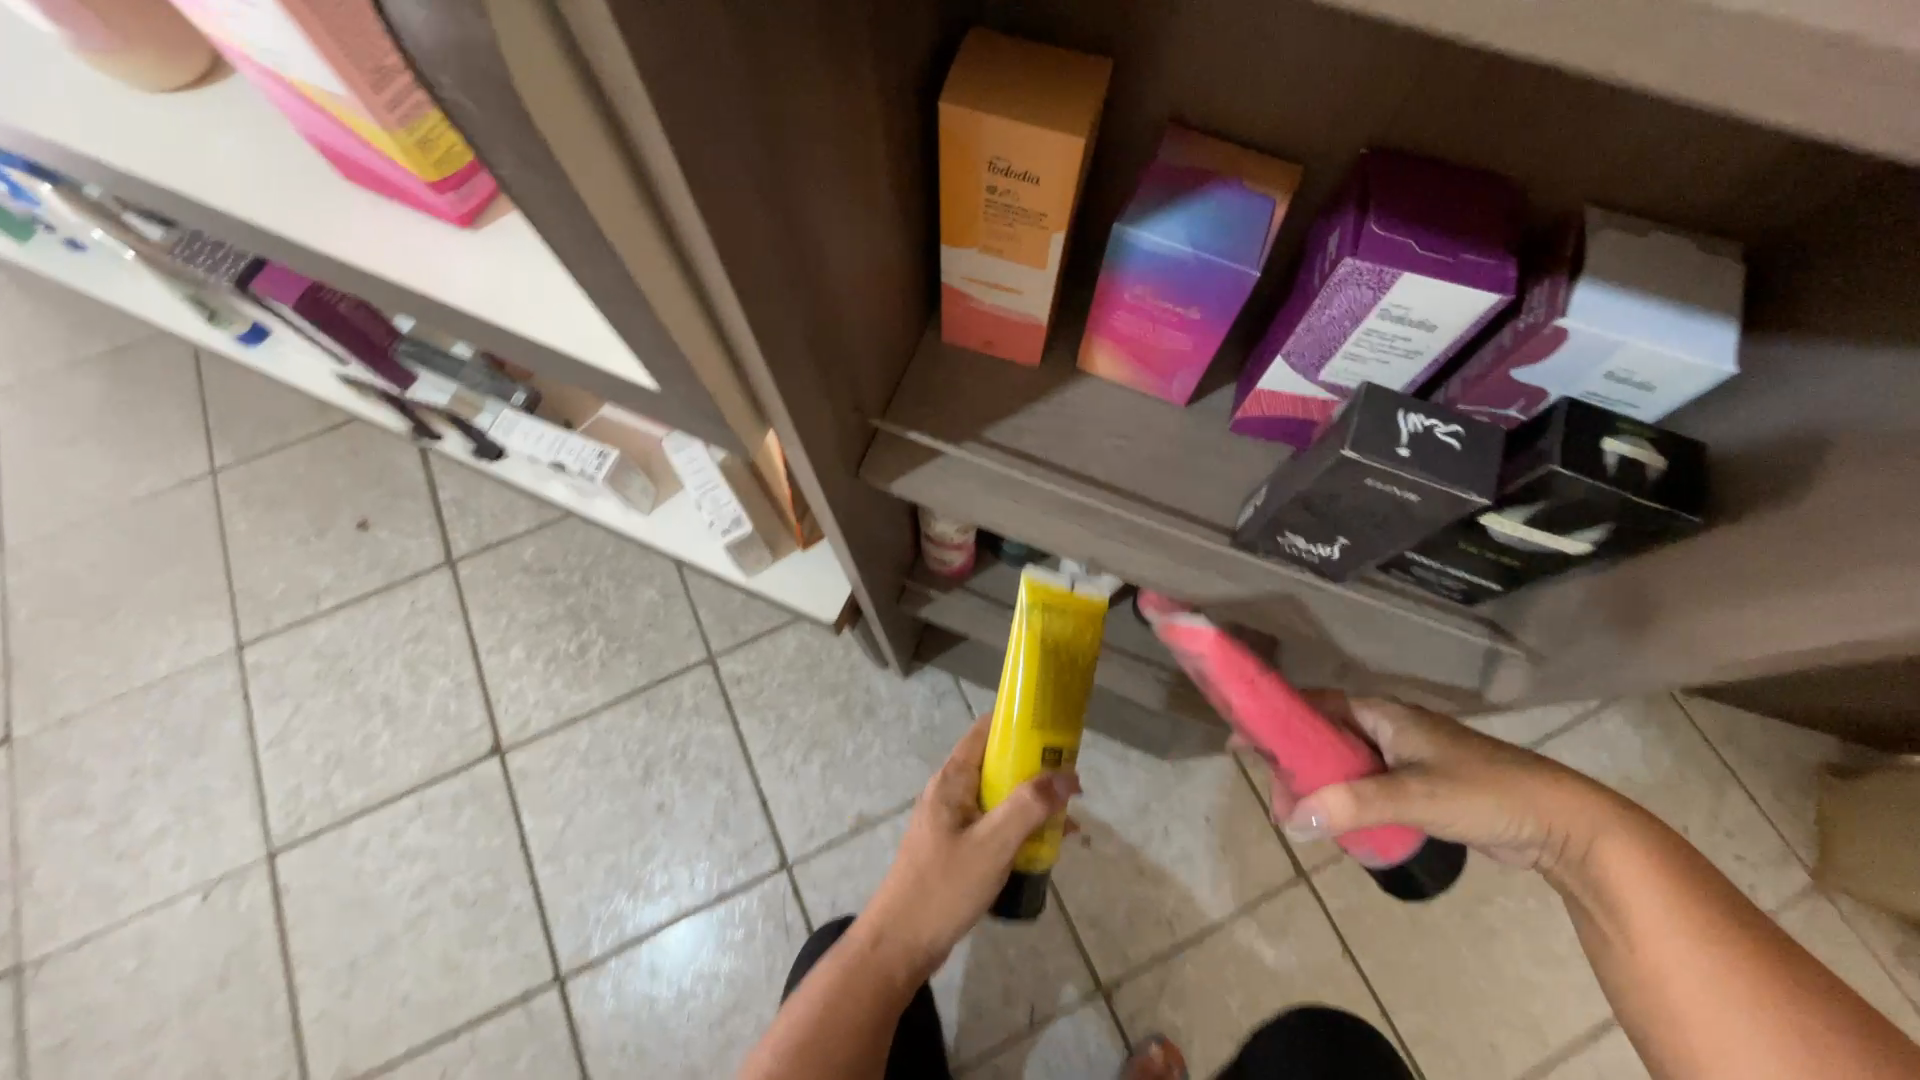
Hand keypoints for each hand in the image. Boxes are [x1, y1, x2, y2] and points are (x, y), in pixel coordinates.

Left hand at [855, 715, 1079, 980]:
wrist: (901, 943)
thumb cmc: (944, 887)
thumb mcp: (993, 844)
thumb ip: (1030, 806)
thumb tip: (1068, 773)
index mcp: (952, 780)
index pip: (986, 731)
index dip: (1021, 725)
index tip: (1058, 734)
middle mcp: (950, 792)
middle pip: (998, 764)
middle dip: (1036, 771)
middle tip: (1073, 785)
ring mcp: (951, 821)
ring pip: (999, 798)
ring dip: (1031, 805)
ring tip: (1069, 821)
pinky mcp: (955, 847)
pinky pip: (994, 825)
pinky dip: (1019, 830)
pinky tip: (1046, 849)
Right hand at [1271, 693, 1629, 878]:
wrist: (1561, 823)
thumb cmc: (1485, 793)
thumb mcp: (1414, 796)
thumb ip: (1353, 805)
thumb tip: (1293, 820)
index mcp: (1385, 715)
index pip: (1315, 704)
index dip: (1277, 718)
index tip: (1243, 741)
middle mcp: (1389, 729)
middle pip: (1324, 738)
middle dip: (1295, 766)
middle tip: (1279, 801)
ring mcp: (1405, 759)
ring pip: (1344, 766)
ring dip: (1319, 789)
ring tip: (1299, 818)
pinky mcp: (1419, 788)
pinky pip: (1365, 789)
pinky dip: (1344, 804)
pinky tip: (1335, 827)